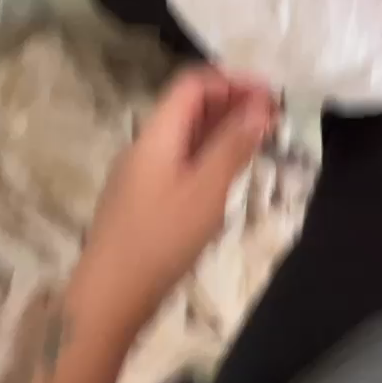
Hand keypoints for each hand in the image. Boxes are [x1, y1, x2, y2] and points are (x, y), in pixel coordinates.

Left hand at [70, 68, 274, 335]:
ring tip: (262, 137)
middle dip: (234, 102)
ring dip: (226, 127)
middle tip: (274, 115)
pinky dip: (214, 151)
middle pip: (191, 106)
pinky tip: (234, 167)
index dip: (233, 80)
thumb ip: (233, 145)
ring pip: (189, 133)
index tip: (270, 94)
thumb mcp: (206, 190)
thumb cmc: (160, 239)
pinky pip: (185, 157)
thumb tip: (261, 108)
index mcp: (157, 135)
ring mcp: (145, 173)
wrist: (107, 302)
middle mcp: (148, 146)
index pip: (194, 85)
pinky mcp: (148, 197)